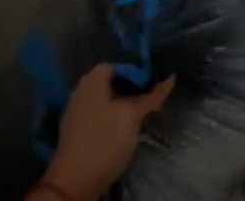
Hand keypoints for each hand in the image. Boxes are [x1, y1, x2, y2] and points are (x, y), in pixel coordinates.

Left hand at [39, 65, 175, 200]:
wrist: (74, 180)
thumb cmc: (105, 140)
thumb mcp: (131, 117)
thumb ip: (151, 97)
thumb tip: (170, 78)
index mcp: (93, 78)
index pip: (120, 64)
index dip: (139, 72)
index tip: (155, 83)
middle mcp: (82, 88)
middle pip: (112, 82)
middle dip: (132, 90)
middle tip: (152, 101)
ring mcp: (77, 110)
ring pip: (106, 101)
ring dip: (123, 106)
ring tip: (142, 117)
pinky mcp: (77, 130)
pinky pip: (99, 116)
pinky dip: (112, 119)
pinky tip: (124, 131)